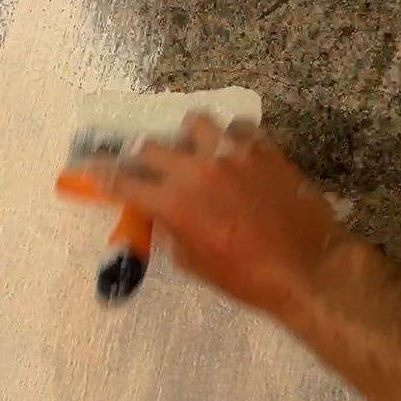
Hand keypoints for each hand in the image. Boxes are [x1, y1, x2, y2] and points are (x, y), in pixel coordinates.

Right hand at [91, 111, 354, 316]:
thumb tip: (163, 215)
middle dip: (143, 158)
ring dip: (188, 137)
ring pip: (194, 122)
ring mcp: (231, 154)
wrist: (309, 269)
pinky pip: (237, 127)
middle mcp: (196, 170)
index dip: (102, 174)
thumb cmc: (248, 277)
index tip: (92, 168)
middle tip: (148, 167)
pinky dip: (230, 138)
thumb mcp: (195, 264)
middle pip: (151, 146)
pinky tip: (234, 154)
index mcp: (174, 203)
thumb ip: (172, 231)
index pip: (124, 181)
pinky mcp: (262, 148)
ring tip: (195, 150)